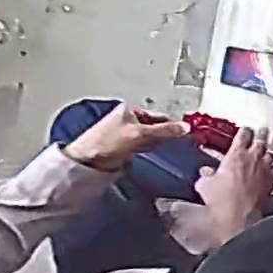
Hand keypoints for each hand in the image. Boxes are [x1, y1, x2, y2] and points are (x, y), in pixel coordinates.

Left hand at [62, 105, 190, 170]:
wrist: (85, 162)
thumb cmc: (109, 143)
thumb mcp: (140, 134)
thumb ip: (166, 130)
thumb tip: (187, 127)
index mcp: (129, 110)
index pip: (161, 115)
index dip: (174, 124)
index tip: (187, 134)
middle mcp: (128, 118)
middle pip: (157, 125)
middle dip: (167, 133)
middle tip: (178, 141)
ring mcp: (126, 132)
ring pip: (152, 135)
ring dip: (160, 141)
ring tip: (164, 147)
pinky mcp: (124, 144)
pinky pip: (145, 143)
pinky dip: (151, 146)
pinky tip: (152, 151)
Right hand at [194, 126, 272, 240]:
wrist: (239, 213)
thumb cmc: (220, 199)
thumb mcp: (205, 185)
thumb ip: (206, 175)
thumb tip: (206, 171)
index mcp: (235, 155)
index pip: (242, 136)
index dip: (245, 131)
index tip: (246, 129)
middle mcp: (253, 157)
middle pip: (260, 140)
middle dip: (262, 133)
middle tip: (264, 129)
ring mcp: (266, 166)